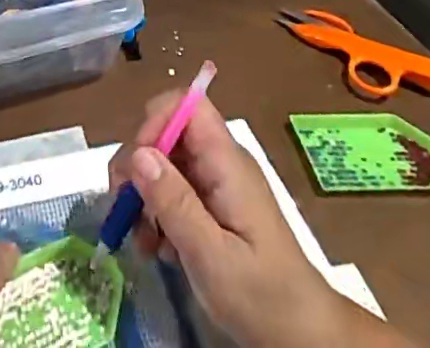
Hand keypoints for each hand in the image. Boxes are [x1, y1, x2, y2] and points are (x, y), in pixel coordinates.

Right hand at [108, 92, 416, 347]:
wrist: (305, 336)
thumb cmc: (263, 296)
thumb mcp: (211, 255)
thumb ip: (174, 202)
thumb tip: (138, 153)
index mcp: (226, 162)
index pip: (187, 104)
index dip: (155, 122)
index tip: (137, 166)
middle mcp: (219, 162)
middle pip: (166, 133)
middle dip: (138, 167)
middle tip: (124, 211)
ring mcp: (215, 184)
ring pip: (163, 163)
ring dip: (143, 197)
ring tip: (142, 241)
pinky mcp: (211, 206)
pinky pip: (172, 190)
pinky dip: (156, 214)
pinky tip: (157, 248)